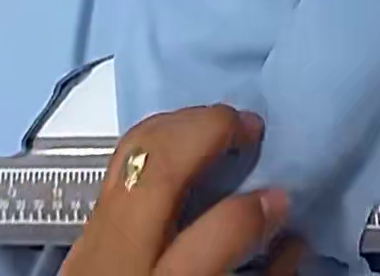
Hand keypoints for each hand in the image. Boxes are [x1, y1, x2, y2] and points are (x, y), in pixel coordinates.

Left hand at [63, 105, 299, 275]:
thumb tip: (291, 234)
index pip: (211, 238)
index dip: (255, 212)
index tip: (283, 197)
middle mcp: (117, 258)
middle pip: (161, 168)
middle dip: (211, 131)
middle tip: (253, 128)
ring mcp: (94, 234)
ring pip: (136, 146)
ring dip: (185, 121)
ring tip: (225, 123)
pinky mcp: (87, 221)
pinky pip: (122, 155)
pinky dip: (160, 133)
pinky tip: (188, 136)